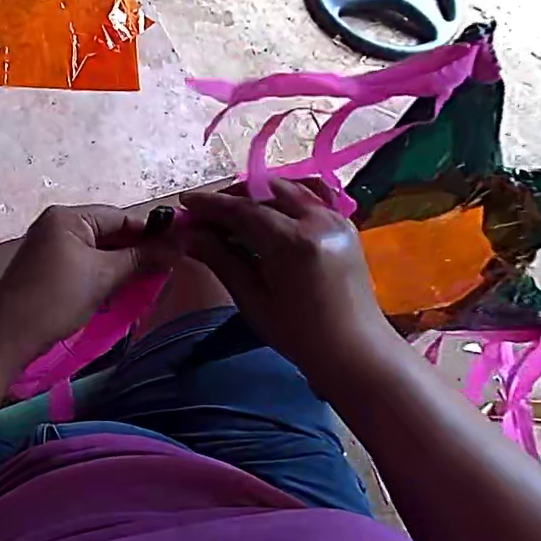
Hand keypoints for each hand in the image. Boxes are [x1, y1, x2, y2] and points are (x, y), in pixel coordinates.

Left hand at [0, 204, 176, 369]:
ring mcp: (51, 247)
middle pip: (111, 232)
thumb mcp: (104, 277)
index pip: (122, 217)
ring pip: (100, 251)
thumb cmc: (54, 300)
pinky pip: (87, 264)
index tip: (180, 249)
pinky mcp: (48, 269)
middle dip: (138, 251)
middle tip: (168, 269)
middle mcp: (58, 225)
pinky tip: (122, 289)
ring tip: (150, 281)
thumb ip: (142, 257)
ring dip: (124, 265)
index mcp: (69, 216)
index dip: (152, 233)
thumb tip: (179, 244)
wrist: (2, 339)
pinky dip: (106, 275)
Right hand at [180, 179, 404, 384]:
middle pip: (266, 192)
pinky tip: (272, 209)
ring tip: (235, 211)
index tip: (185, 202)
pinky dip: (288, 196)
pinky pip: (313, 196)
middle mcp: (317, 220)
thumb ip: (221, 259)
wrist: (355, 351)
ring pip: (290, 189)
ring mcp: (336, 219)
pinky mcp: (345, 225)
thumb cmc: (299, 335)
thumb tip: (189, 235)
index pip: (243, 210)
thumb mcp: (252, 299)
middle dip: (233, 197)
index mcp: (293, 242)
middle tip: (206, 213)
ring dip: (259, 193)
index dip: (210, 205)